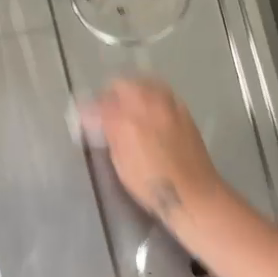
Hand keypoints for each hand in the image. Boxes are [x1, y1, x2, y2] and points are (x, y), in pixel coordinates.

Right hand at [89, 78, 227, 224]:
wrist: (192, 192)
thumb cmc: (151, 184)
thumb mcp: (121, 163)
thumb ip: (109, 136)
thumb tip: (96, 120)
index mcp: (126, 121)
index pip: (101, 103)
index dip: (89, 109)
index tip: (85, 116)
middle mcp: (148, 105)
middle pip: (124, 84)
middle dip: (111, 93)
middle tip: (105, 108)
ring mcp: (169, 105)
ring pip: (145, 84)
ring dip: (133, 91)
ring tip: (128, 106)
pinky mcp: (184, 111)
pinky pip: (162, 93)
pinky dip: (151, 96)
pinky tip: (150, 112)